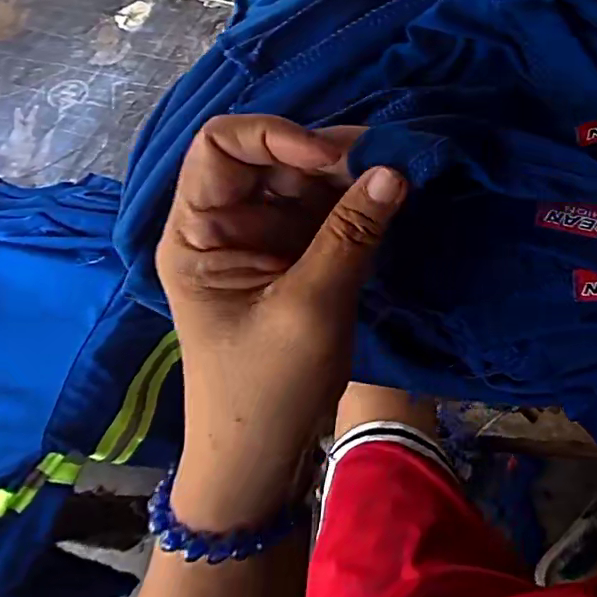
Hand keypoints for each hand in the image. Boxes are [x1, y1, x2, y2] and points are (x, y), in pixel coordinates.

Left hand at [158, 115, 406, 528]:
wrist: (263, 460)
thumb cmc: (266, 390)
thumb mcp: (310, 309)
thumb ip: (352, 234)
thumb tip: (395, 170)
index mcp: (199, 232)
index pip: (221, 146)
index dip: (273, 136)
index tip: (329, 159)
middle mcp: (228, 223)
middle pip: (270, 159)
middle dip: (325, 155)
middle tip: (387, 161)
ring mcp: (264, 238)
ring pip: (305, 182)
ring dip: (349, 176)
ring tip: (397, 176)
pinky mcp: (297, 256)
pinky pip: (326, 211)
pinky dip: (358, 201)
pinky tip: (389, 199)